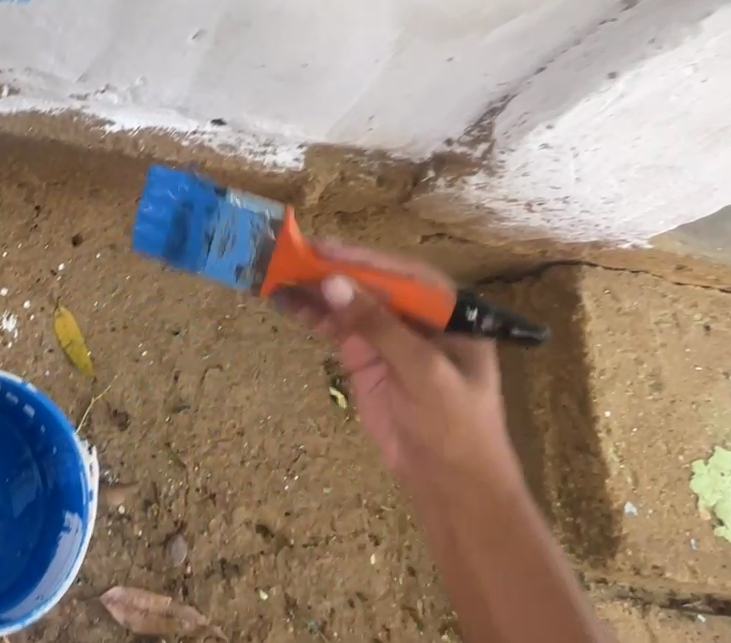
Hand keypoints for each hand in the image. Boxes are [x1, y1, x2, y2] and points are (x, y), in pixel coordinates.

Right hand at [272, 240, 520, 496]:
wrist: (450, 484)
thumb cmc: (455, 425)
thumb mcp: (423, 371)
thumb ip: (377, 325)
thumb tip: (331, 283)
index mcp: (446, 311)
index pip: (402, 273)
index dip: (361, 257)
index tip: (321, 247)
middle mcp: (414, 315)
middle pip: (367, 282)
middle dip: (329, 269)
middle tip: (287, 255)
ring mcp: (385, 335)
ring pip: (344, 301)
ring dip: (311, 288)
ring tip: (274, 275)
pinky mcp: (362, 355)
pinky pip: (332, 325)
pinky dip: (308, 312)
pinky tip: (284, 301)